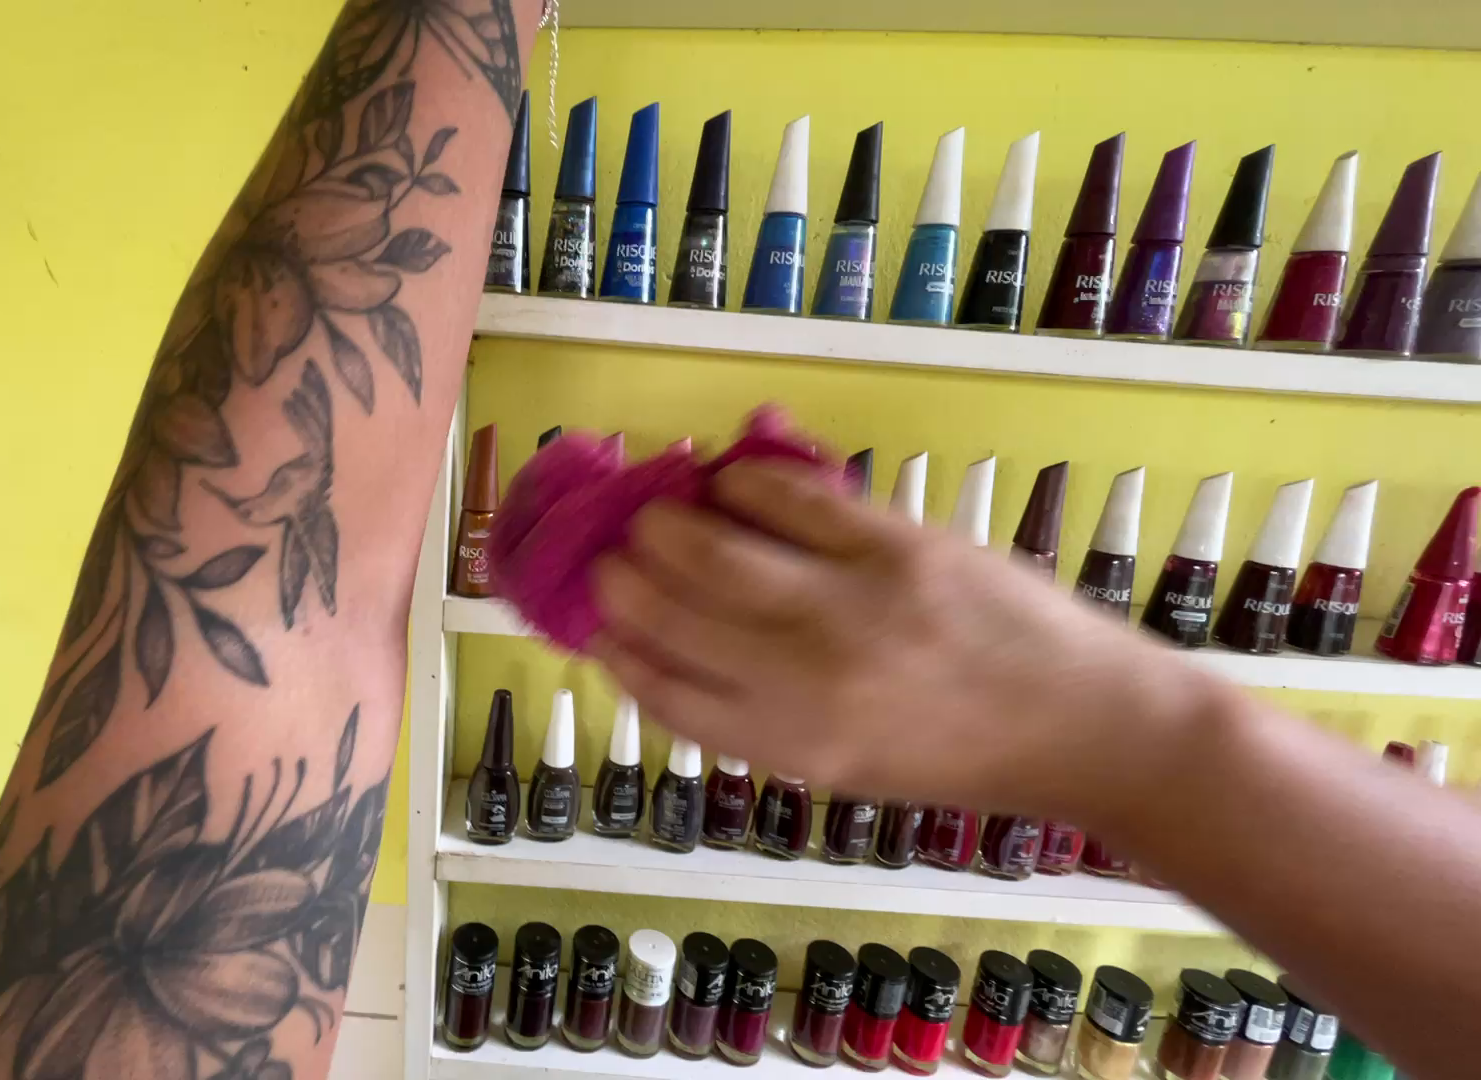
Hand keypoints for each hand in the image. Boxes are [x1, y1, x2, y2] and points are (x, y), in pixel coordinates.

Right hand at [589, 458, 1225, 822]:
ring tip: (651, 514)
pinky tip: (722, 482)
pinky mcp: (895, 544)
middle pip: (668, 613)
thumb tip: (659, 647)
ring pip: (709, 548)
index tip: (590, 621)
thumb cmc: (950, 755)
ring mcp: (848, 605)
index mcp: (787, 745)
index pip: (660, 691)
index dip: (610, 648)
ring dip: (660, 522)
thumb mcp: (837, 761)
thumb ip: (745, 710)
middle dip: (617, 578)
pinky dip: (735, 482)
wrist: (1090, 726)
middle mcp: (803, 680)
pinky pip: (784, 498)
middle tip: (608, 556)